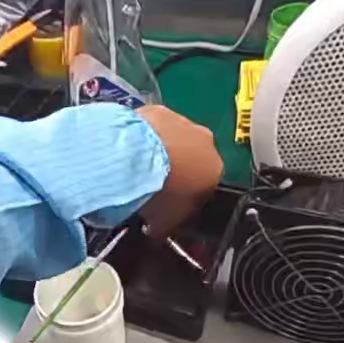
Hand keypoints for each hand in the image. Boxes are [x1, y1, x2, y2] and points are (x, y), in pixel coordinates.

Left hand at [135, 105, 221, 237]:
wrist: (137, 158)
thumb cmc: (160, 195)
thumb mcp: (165, 221)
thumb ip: (165, 227)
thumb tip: (155, 233)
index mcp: (216, 170)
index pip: (204, 188)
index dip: (184, 199)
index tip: (165, 207)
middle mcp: (207, 142)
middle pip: (192, 160)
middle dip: (175, 172)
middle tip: (149, 187)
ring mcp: (184, 120)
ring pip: (174, 140)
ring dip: (159, 151)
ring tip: (135, 167)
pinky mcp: (159, 108)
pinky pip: (153, 126)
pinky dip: (143, 136)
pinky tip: (127, 149)